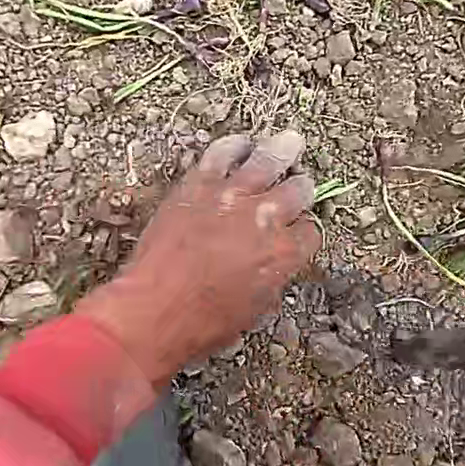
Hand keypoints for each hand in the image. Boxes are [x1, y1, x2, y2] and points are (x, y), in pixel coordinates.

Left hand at [76, 131, 321, 380]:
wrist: (152, 311)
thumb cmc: (204, 322)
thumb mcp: (258, 306)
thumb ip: (275, 274)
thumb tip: (276, 260)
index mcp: (286, 252)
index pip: (312, 229)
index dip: (306, 229)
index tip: (298, 230)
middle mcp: (267, 218)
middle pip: (298, 189)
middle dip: (302, 188)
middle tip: (300, 185)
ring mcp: (232, 197)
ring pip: (269, 160)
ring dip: (284, 151)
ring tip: (290, 143)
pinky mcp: (199, 185)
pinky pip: (222, 154)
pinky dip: (235, 146)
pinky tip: (242, 144)